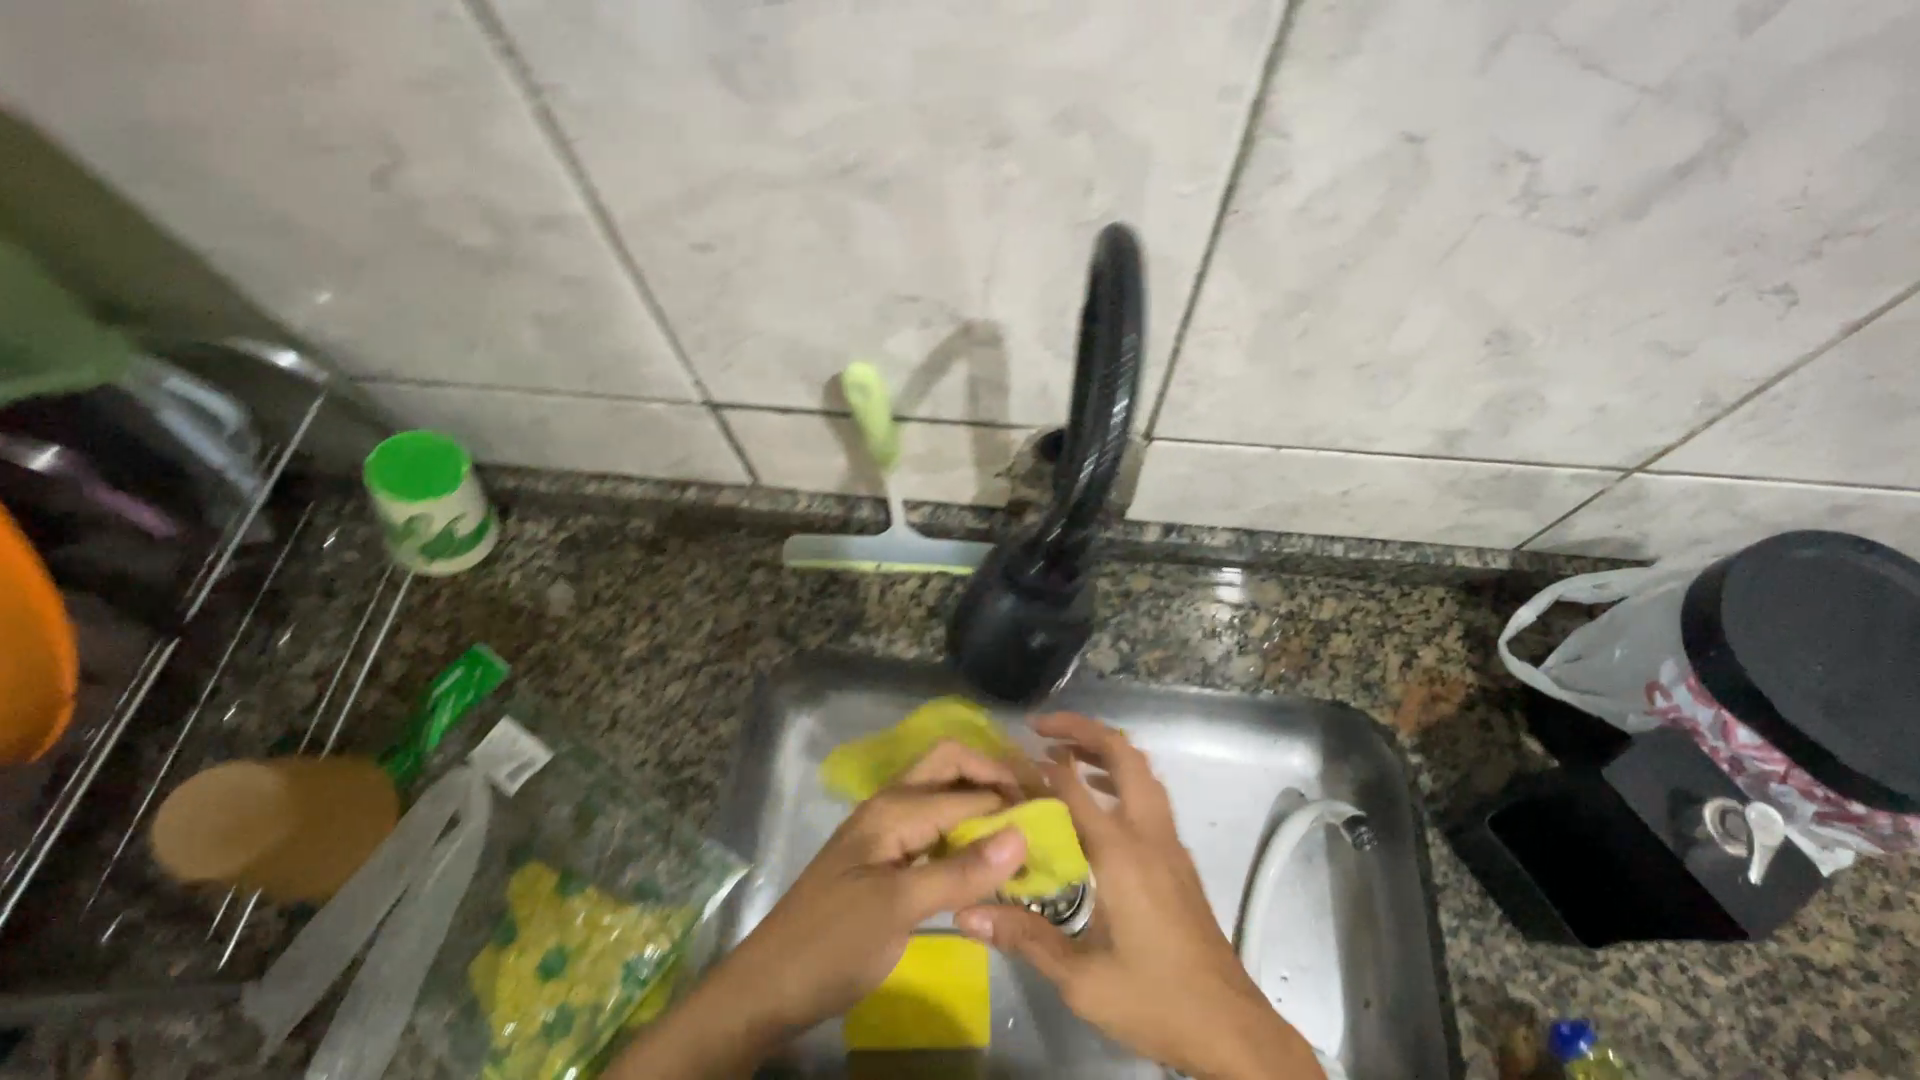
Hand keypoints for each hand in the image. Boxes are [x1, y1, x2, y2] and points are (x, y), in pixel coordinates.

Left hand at [716, 740, 1028, 1031]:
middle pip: (951, 767)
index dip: (1015, 800)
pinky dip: (964, 834)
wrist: (771, 985)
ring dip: (982, 803)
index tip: (1060, 819)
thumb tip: (1023, 834)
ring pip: (943, 797)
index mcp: (894, 809)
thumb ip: (961, 870)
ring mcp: (885, 833)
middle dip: (995, 776)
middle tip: (1039, 805)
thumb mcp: (899, 907)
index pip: (969, 790)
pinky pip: (934, 830)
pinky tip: (988, 859)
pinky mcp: (885, 860)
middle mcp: (890, 807)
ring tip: (1024, 829)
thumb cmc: (833, 943)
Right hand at [955, 713, 1324, 1079]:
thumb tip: (965, 913)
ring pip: (1144, 772)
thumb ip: (1024, 937)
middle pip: (1124, 755)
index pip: (1073, 787)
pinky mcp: (1180, 861)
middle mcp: (1149, 835)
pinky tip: (1099, 802)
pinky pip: (1151, 796)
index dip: (1038, 765)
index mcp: (1122, 854)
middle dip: (1083, 730)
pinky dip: (1123, 777)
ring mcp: (1171, 845)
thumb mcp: (1080, 979)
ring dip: (1106, 750)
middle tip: (1040, 729)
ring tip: (1063, 754)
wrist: (1229, 1027)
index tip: (1006, 757)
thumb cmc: (1154, 999)